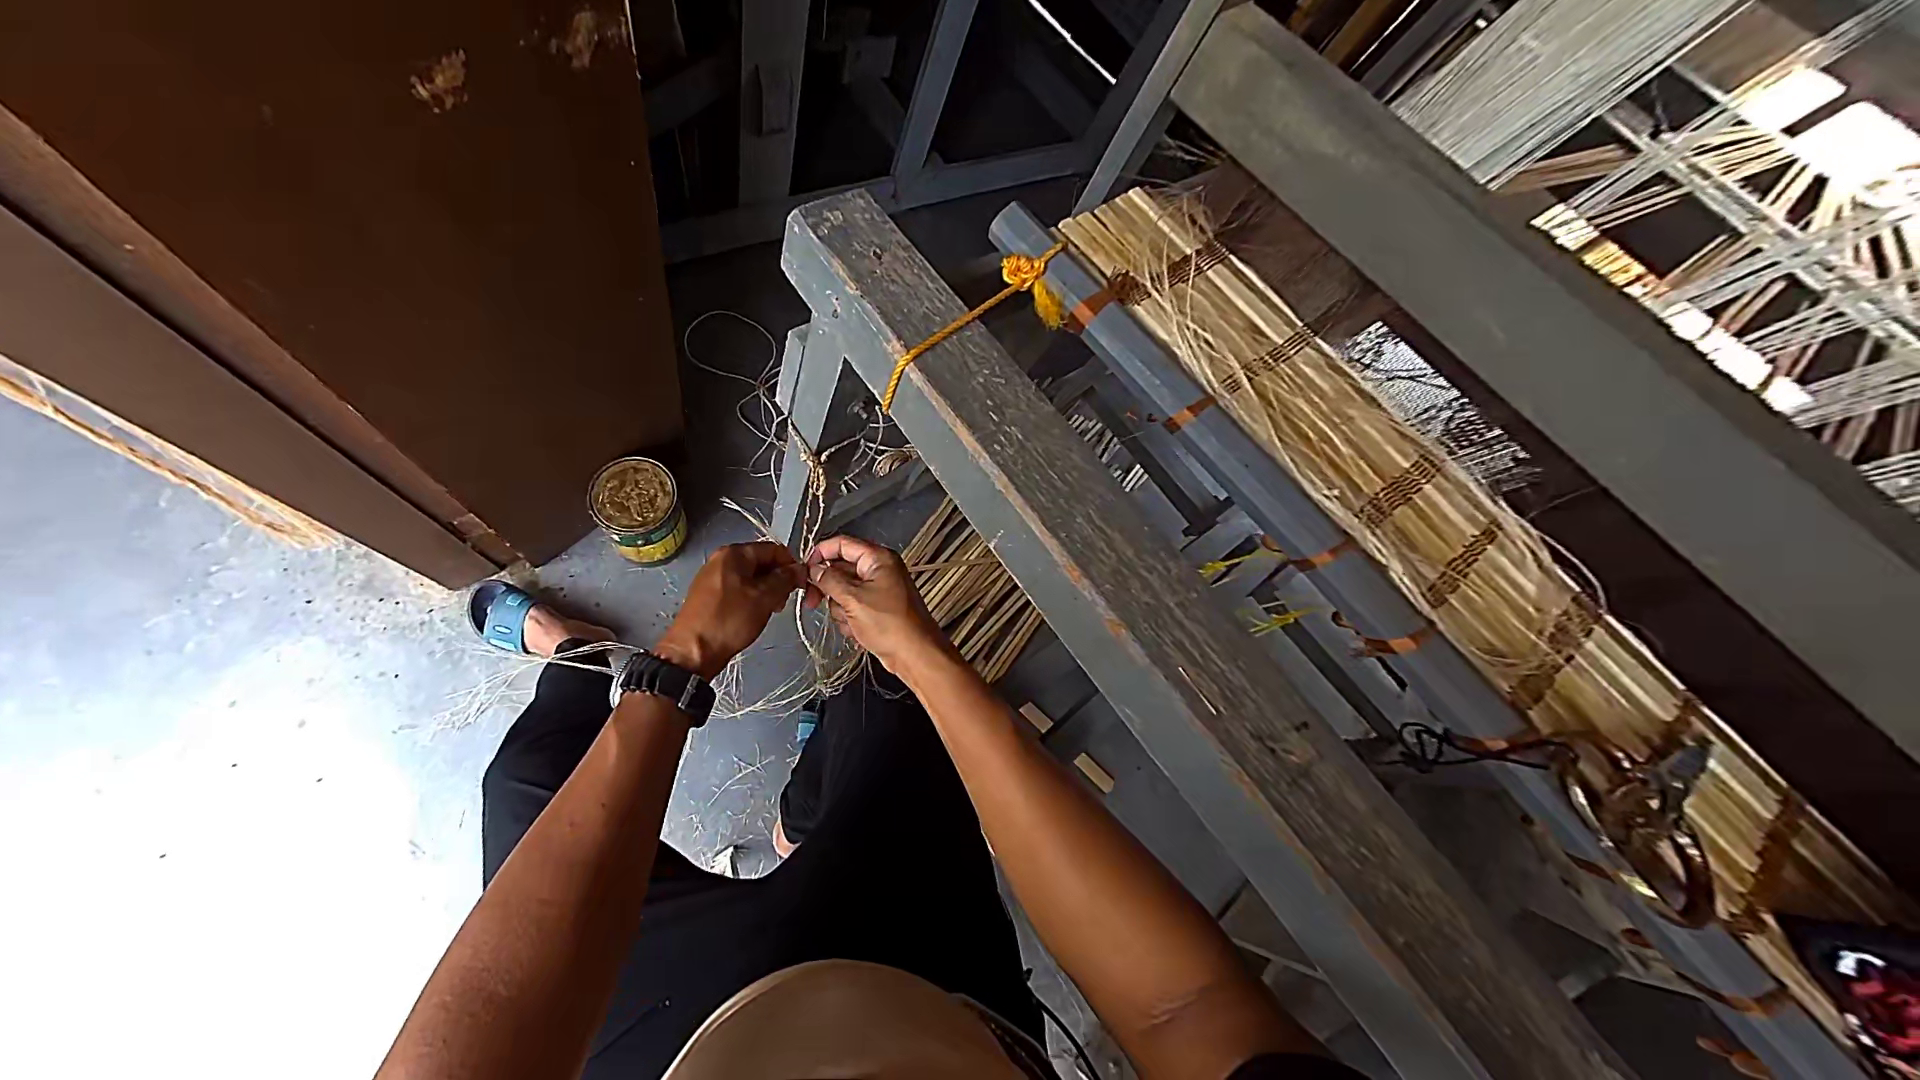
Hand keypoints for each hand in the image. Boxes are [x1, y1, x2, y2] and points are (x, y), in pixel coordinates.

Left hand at [655, 542, 806, 678]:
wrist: (693, 651)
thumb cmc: (727, 621)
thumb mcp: (764, 597)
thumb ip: (785, 579)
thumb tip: (797, 569)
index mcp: (733, 554)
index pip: (774, 550)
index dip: (791, 566)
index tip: (800, 584)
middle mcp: (722, 560)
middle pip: (762, 563)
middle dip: (778, 580)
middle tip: (782, 601)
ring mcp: (714, 578)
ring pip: (752, 578)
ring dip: (766, 592)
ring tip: (768, 610)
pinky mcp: (710, 595)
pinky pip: (739, 590)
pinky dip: (752, 599)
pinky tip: (753, 615)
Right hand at [803, 535, 949, 674]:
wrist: (914, 654)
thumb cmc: (890, 624)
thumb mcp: (853, 598)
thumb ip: (829, 580)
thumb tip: (814, 569)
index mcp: (878, 558)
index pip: (842, 544)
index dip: (820, 553)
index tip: (804, 569)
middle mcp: (880, 569)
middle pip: (840, 568)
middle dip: (827, 588)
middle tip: (813, 602)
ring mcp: (879, 589)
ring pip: (843, 591)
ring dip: (840, 608)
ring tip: (850, 621)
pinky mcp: (877, 608)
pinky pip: (853, 607)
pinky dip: (850, 619)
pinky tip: (857, 630)